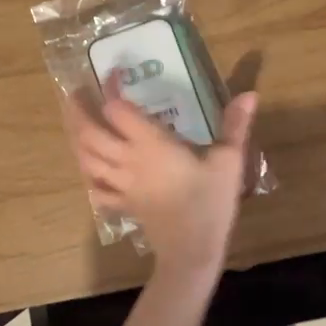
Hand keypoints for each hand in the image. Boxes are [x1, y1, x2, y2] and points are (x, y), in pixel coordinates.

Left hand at [69, 77, 259, 283]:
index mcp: (150, 144)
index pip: (118, 110)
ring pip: (86, 159)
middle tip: (75, 94)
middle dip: (78, 111)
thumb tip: (250, 94)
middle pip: (90, 132)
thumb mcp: (228, 161)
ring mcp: (122, 185)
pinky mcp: (124, 206)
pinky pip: (97, 189)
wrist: (192, 252)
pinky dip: (89, 176)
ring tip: (75, 125)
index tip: (114, 73)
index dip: (112, 89)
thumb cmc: (210, 203)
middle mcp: (128, 161)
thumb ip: (235, 126)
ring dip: (76, 139)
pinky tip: (91, 171)